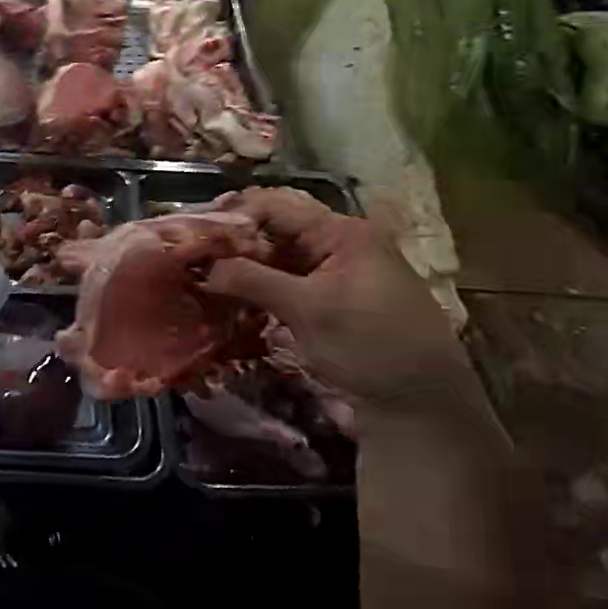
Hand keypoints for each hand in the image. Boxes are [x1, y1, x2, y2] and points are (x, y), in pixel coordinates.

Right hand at [201, 188, 467, 401]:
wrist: (417, 402)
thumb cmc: (369, 345)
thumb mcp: (308, 309)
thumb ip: (252, 281)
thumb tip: (202, 267)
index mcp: (341, 232)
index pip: (275, 207)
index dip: (232, 217)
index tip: (193, 237)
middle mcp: (337, 244)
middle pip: (273, 230)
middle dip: (232, 243)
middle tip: (190, 260)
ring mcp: (332, 272)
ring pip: (275, 258)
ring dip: (241, 267)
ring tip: (201, 278)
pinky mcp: (326, 299)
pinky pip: (284, 281)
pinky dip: (257, 287)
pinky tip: (229, 298)